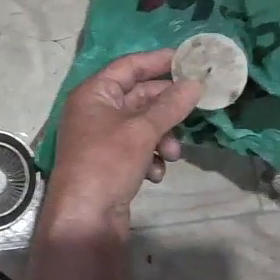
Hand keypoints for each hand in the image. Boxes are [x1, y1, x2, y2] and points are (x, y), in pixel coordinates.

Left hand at [45, 50, 202, 230]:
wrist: (84, 220)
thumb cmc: (107, 164)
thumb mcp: (141, 131)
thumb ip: (169, 105)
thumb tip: (195, 83)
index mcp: (93, 94)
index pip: (129, 66)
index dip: (158, 60)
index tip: (188, 59)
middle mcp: (95, 111)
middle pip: (137, 96)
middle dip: (166, 107)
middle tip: (195, 106)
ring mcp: (101, 139)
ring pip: (141, 125)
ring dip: (162, 136)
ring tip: (172, 153)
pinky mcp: (110, 163)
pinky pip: (137, 149)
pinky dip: (150, 157)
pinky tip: (155, 173)